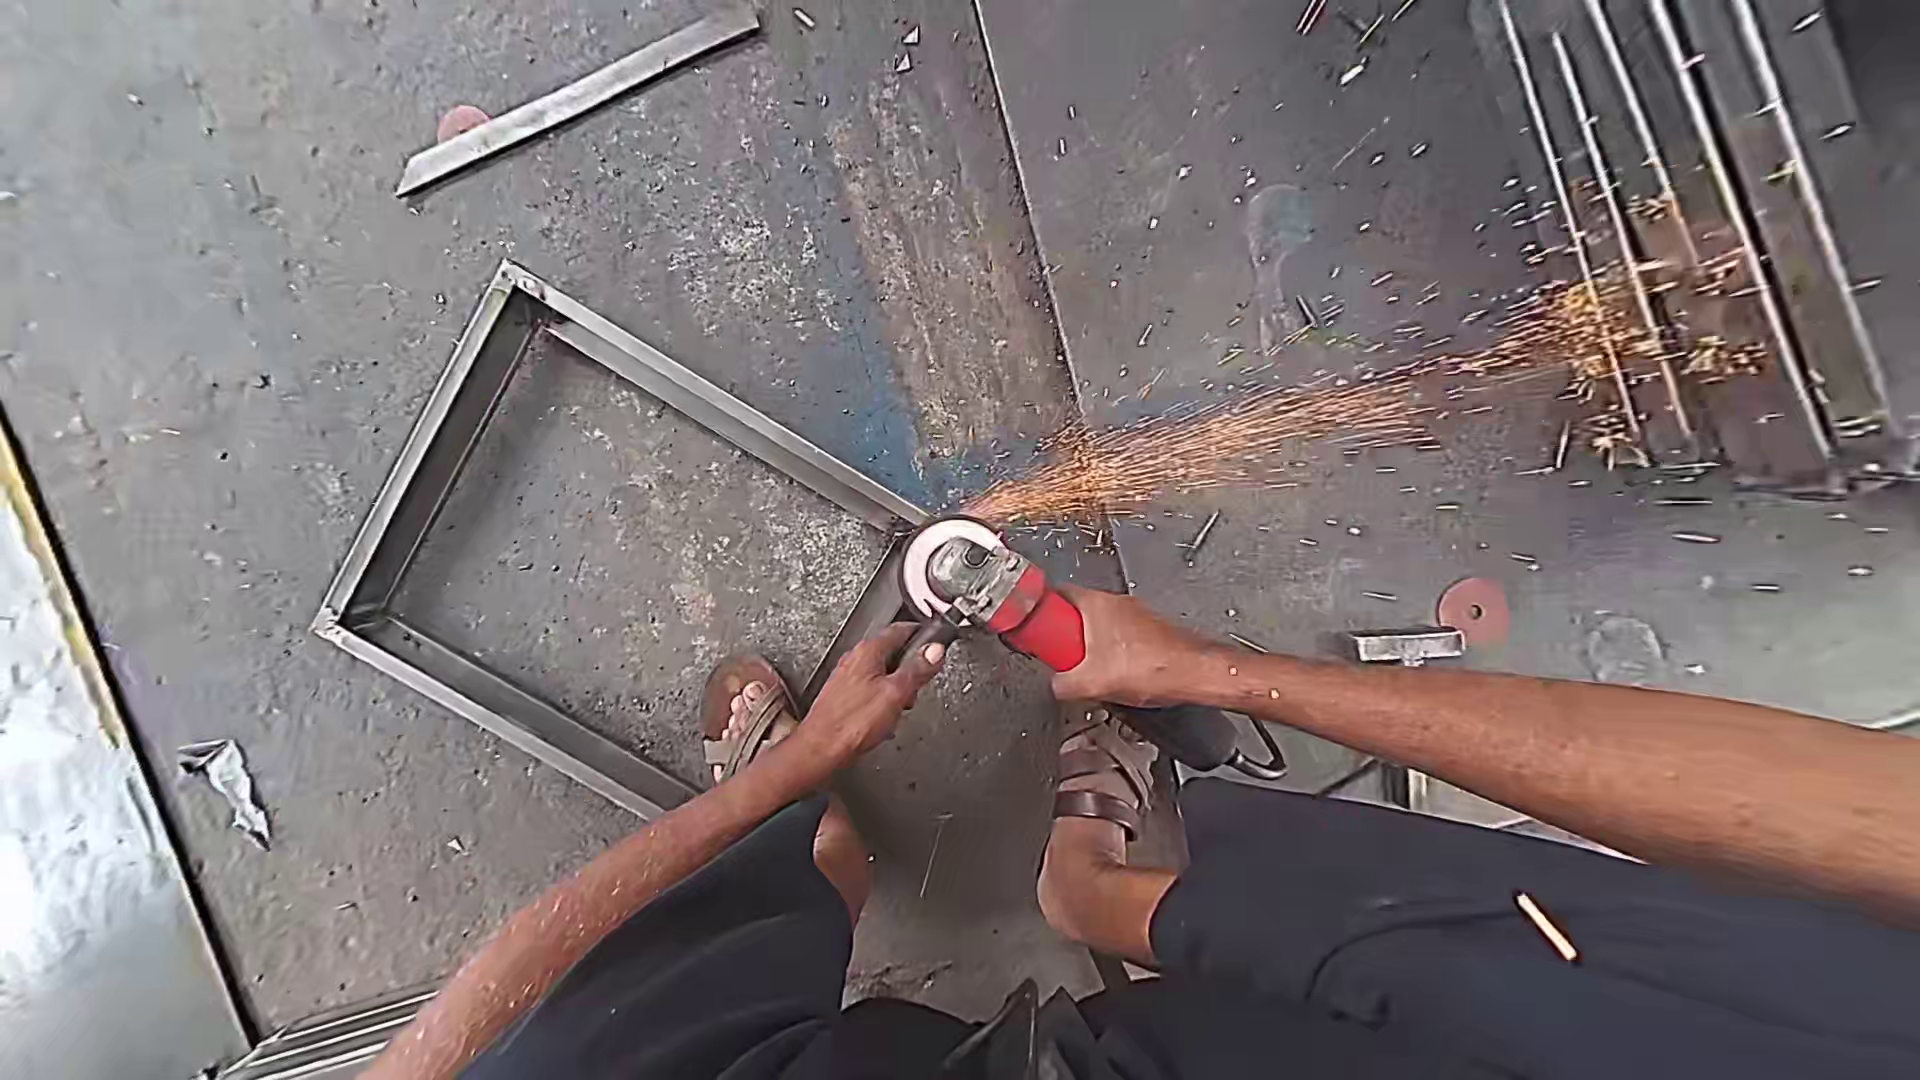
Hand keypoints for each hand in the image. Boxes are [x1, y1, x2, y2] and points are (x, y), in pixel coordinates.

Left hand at [798, 622, 946, 762]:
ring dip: (896, 688)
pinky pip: (871, 690)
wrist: (820, 750)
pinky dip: (882, 700)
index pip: (900, 629)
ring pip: (882, 673)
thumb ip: (918, 669)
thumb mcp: (896, 693)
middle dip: (910, 669)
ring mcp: (847, 677)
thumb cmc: (851, 722)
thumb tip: (935, 651)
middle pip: (893, 653)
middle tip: (917, 686)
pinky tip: (883, 718)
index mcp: (868, 650)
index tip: (935, 644)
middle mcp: (855, 659)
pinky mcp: (843, 695)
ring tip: (898, 707)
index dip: (922, 635)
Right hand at [1049, 584, 1214, 706]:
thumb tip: (1055, 686)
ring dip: (1091, 649)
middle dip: (1068, 638)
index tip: (1038, 632)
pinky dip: (1113, 655)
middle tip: (1067, 660)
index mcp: (1096, 603)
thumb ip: (1062, 684)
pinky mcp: (1147, 631)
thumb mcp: (1091, 682)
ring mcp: (1133, 615)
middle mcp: (1115, 602)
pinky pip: (1118, 638)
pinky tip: (1119, 676)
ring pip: (1098, 628)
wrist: (1197, 674)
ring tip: (1096, 673)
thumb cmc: (1156, 667)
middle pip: (1075, 614)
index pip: (1055, 594)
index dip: (1042, 613)